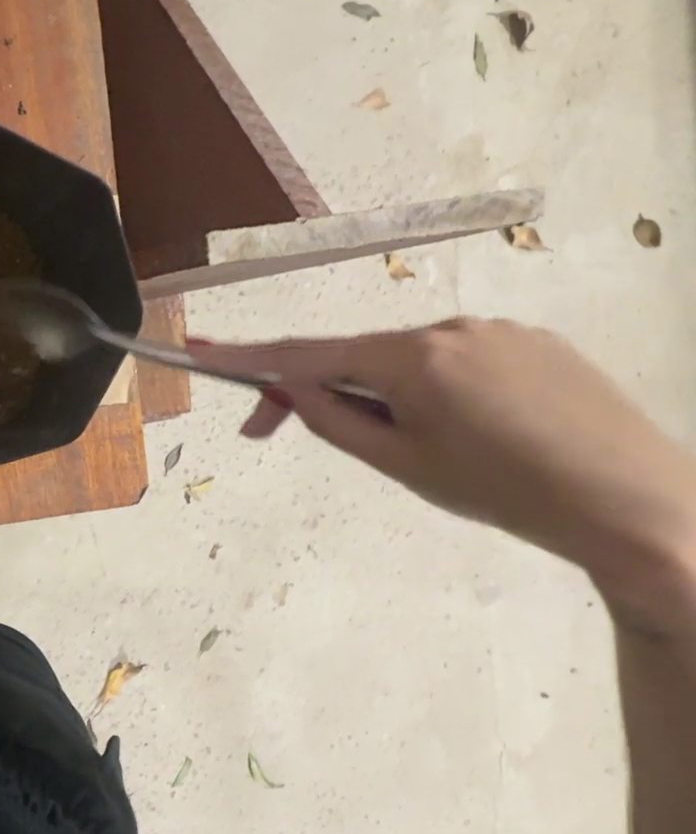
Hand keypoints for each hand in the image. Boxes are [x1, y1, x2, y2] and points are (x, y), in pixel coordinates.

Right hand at [197, 318, 695, 609]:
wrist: (636, 505)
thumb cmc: (501, 491)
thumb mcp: (397, 462)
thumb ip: (332, 419)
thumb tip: (292, 391)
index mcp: (412, 357)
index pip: (306, 355)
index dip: (245, 358)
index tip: (198, 351)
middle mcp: (451, 328)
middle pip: (357, 356)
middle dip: (321, 391)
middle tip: (285, 434)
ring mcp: (499, 331)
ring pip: (409, 360)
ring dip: (387, 395)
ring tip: (421, 449)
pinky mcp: (537, 343)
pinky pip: (457, 360)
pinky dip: (436, 390)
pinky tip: (470, 431)